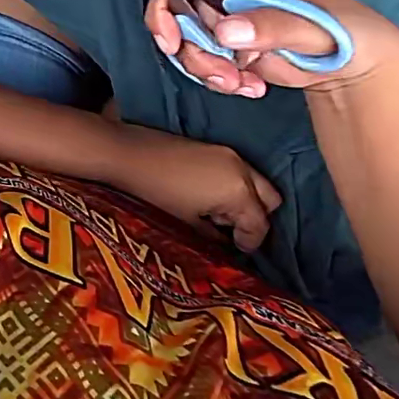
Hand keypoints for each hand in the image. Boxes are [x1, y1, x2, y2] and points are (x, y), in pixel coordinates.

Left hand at [101, 123, 280, 250]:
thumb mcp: (187, 224)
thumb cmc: (156, 194)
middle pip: (270, 200)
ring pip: (256, 183)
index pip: (261, 224)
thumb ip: (214, 237)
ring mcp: (229, 154)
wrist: (128, 154)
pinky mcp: (215, 147)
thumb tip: (225, 244)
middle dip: (256, 218)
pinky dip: (234, 186)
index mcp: (239, 190)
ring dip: (245, 201)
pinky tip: (208, 197)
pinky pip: (239, 171)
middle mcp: (242, 169)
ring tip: (215, 216)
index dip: (250, 243)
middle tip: (231, 233)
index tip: (235, 251)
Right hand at [145, 0, 398, 96]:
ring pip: (190, 44)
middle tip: (225, 76)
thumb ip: (271, 26)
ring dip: (209, 71)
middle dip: (194, 53)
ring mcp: (229, 17)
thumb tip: (225, 31)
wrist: (358, 63)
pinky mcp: (232, 45)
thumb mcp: (313, 28)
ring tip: (244, 84)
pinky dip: (222, 81)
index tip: (172, 44)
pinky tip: (253, 87)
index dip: (169, 9)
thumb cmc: (346, 31)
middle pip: (181, 16)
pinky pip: (207, 63)